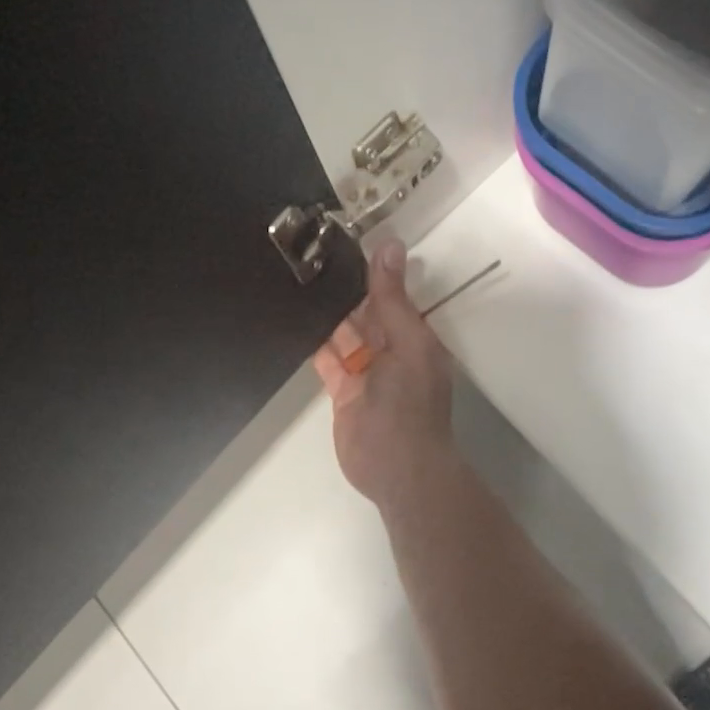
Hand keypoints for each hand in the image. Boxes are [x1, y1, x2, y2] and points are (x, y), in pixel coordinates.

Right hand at [312, 239, 458, 513]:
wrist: (398, 469)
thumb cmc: (410, 405)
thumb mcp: (407, 344)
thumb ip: (393, 299)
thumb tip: (391, 245)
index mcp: (415, 337)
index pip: (392, 296)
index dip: (371, 271)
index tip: (341, 240)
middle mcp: (392, 351)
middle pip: (365, 313)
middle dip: (344, 288)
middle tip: (308, 251)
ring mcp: (366, 373)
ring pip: (344, 334)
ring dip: (326, 312)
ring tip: (295, 275)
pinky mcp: (343, 393)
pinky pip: (328, 360)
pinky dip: (315, 342)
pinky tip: (293, 316)